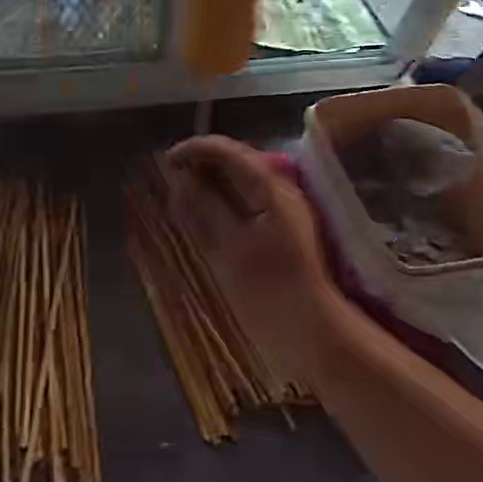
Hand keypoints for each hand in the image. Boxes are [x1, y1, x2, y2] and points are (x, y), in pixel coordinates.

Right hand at [165, 136, 342, 365]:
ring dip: (214, 181)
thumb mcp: (228, 249)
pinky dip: (226, 200)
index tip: (167, 160)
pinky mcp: (285, 229)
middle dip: (204, 163)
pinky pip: (251, 200)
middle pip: (238, 161)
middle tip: (172, 176)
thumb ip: (204, 209)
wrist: (315, 332)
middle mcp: (282, 190)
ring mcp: (286, 209)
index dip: (196, 149)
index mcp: (271, 188)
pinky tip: (208, 214)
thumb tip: (181, 178)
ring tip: (183, 193)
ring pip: (244, 180)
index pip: (229, 152)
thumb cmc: (270, 292)